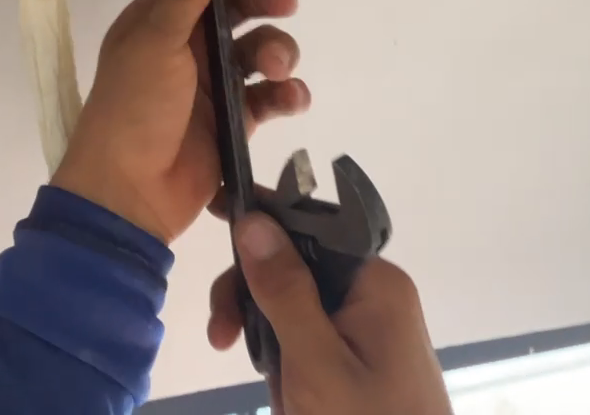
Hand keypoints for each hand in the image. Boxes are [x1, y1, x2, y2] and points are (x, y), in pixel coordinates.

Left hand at [49, 0, 308, 244]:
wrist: (131, 191)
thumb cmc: (135, 106)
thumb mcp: (154, 43)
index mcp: (160, 21)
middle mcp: (188, 46)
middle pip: (237, 10)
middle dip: (263, 2)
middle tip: (284, 4)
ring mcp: (213, 84)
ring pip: (259, 51)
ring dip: (276, 51)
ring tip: (275, 68)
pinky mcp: (235, 121)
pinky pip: (269, 97)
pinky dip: (285, 95)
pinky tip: (290, 98)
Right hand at [208, 214, 451, 414]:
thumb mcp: (315, 362)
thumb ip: (283, 289)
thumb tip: (253, 218)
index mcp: (375, 283)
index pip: (310, 223)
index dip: (262, 215)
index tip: (214, 207)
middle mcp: (374, 295)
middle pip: (295, 263)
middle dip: (251, 289)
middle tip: (221, 333)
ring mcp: (367, 330)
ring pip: (294, 299)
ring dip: (261, 325)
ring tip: (246, 365)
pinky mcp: (358, 360)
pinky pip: (307, 332)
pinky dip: (281, 349)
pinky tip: (275, 381)